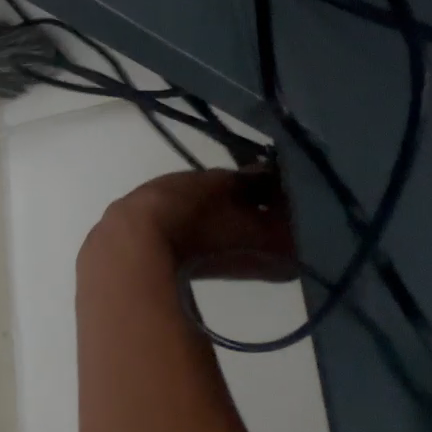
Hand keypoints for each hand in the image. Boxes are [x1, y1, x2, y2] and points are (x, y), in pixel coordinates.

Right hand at [102, 165, 295, 280]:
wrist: (130, 248)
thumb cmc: (182, 213)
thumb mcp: (218, 182)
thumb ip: (250, 176)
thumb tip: (268, 173)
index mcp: (290, 242)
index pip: (301, 201)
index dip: (283, 178)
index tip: (267, 162)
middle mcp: (279, 263)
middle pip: (281, 220)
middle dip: (264, 198)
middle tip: (244, 174)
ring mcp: (246, 270)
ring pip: (255, 230)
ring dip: (243, 210)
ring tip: (220, 190)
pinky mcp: (216, 269)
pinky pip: (233, 239)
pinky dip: (226, 224)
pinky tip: (206, 209)